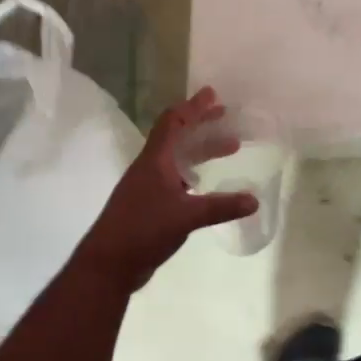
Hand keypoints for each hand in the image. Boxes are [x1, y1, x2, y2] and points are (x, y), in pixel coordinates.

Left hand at [79, 87, 258, 290]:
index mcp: (155, 161)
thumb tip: (254, 200)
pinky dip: (193, 171)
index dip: (193, 107)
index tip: (212, 94)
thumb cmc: (143, 230)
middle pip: (177, 136)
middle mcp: (150, 168)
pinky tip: (206, 182)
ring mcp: (147, 187)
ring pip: (177, 158)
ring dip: (201, 149)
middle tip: (225, 114)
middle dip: (201, 124)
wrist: (107, 266)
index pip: (173, 123)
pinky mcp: (148, 206)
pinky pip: (175, 177)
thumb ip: (221, 207)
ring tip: (230, 147)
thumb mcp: (187, 217)